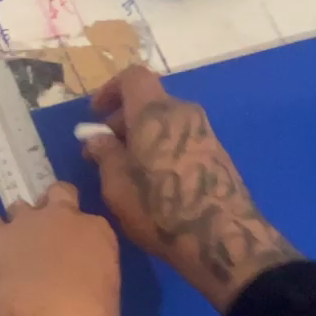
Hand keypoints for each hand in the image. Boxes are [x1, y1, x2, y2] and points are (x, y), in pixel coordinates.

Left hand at [0, 182, 119, 315]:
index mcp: (99, 236)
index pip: (92, 227)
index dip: (81, 242)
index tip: (75, 259)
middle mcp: (63, 219)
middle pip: (58, 196)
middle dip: (52, 209)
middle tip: (46, 234)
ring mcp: (26, 224)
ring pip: (19, 206)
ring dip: (16, 222)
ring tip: (11, 243)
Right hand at [80, 66, 300, 310]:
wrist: (219, 237)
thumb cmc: (159, 208)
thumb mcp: (117, 185)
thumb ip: (104, 155)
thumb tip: (97, 139)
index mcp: (154, 112)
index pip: (132, 78)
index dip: (110, 91)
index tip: (95, 116)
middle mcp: (183, 113)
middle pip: (150, 102)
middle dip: (124, 121)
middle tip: (106, 151)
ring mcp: (205, 133)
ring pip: (166, 123)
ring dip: (143, 138)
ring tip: (128, 171)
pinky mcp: (216, 154)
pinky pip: (181, 140)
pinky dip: (162, 149)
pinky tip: (154, 181)